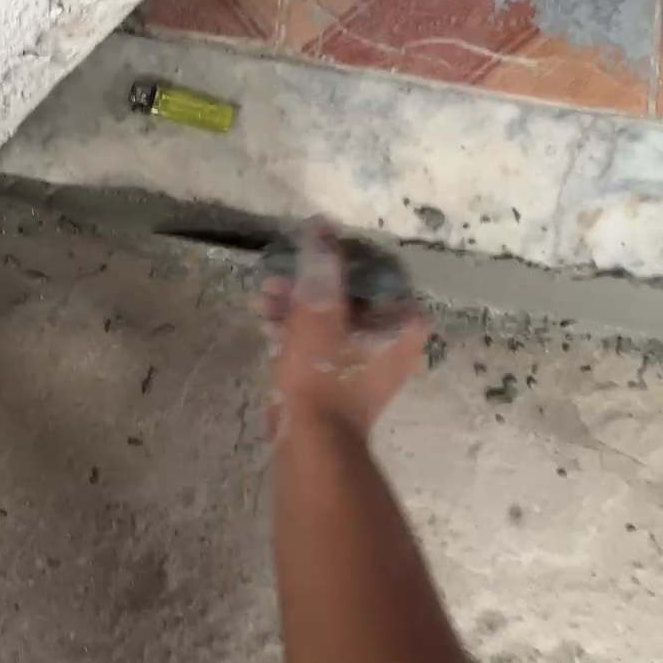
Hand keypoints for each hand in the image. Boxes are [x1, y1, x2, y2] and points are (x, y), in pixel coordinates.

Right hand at [253, 219, 431, 441]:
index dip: (336, 260)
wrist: (313, 438)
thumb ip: (322, 267)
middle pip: (348, 296)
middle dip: (305, 286)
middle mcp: (395, 340)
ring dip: (294, 307)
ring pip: (330, 319)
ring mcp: (370, 361)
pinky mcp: (344, 377)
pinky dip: (297, 331)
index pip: (375, 273)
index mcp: (404, 322)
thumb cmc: (323, 373)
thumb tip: (322, 224)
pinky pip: (323, 342)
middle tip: (271, 282)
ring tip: (259, 303)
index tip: (303, 256)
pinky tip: (266, 326)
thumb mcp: (317, 312)